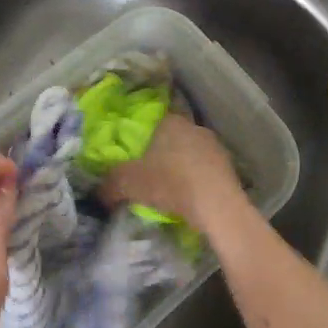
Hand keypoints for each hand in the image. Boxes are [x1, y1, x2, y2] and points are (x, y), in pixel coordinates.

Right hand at [100, 114, 245, 230]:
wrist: (217, 205)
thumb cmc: (170, 182)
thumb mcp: (128, 183)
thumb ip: (109, 184)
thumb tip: (98, 192)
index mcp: (170, 122)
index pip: (153, 124)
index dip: (143, 140)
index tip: (136, 158)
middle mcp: (194, 127)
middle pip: (173, 139)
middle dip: (162, 155)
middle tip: (150, 176)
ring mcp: (215, 147)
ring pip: (191, 155)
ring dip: (182, 169)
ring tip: (170, 191)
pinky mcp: (229, 168)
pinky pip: (206, 172)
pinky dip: (197, 182)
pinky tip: (190, 199)